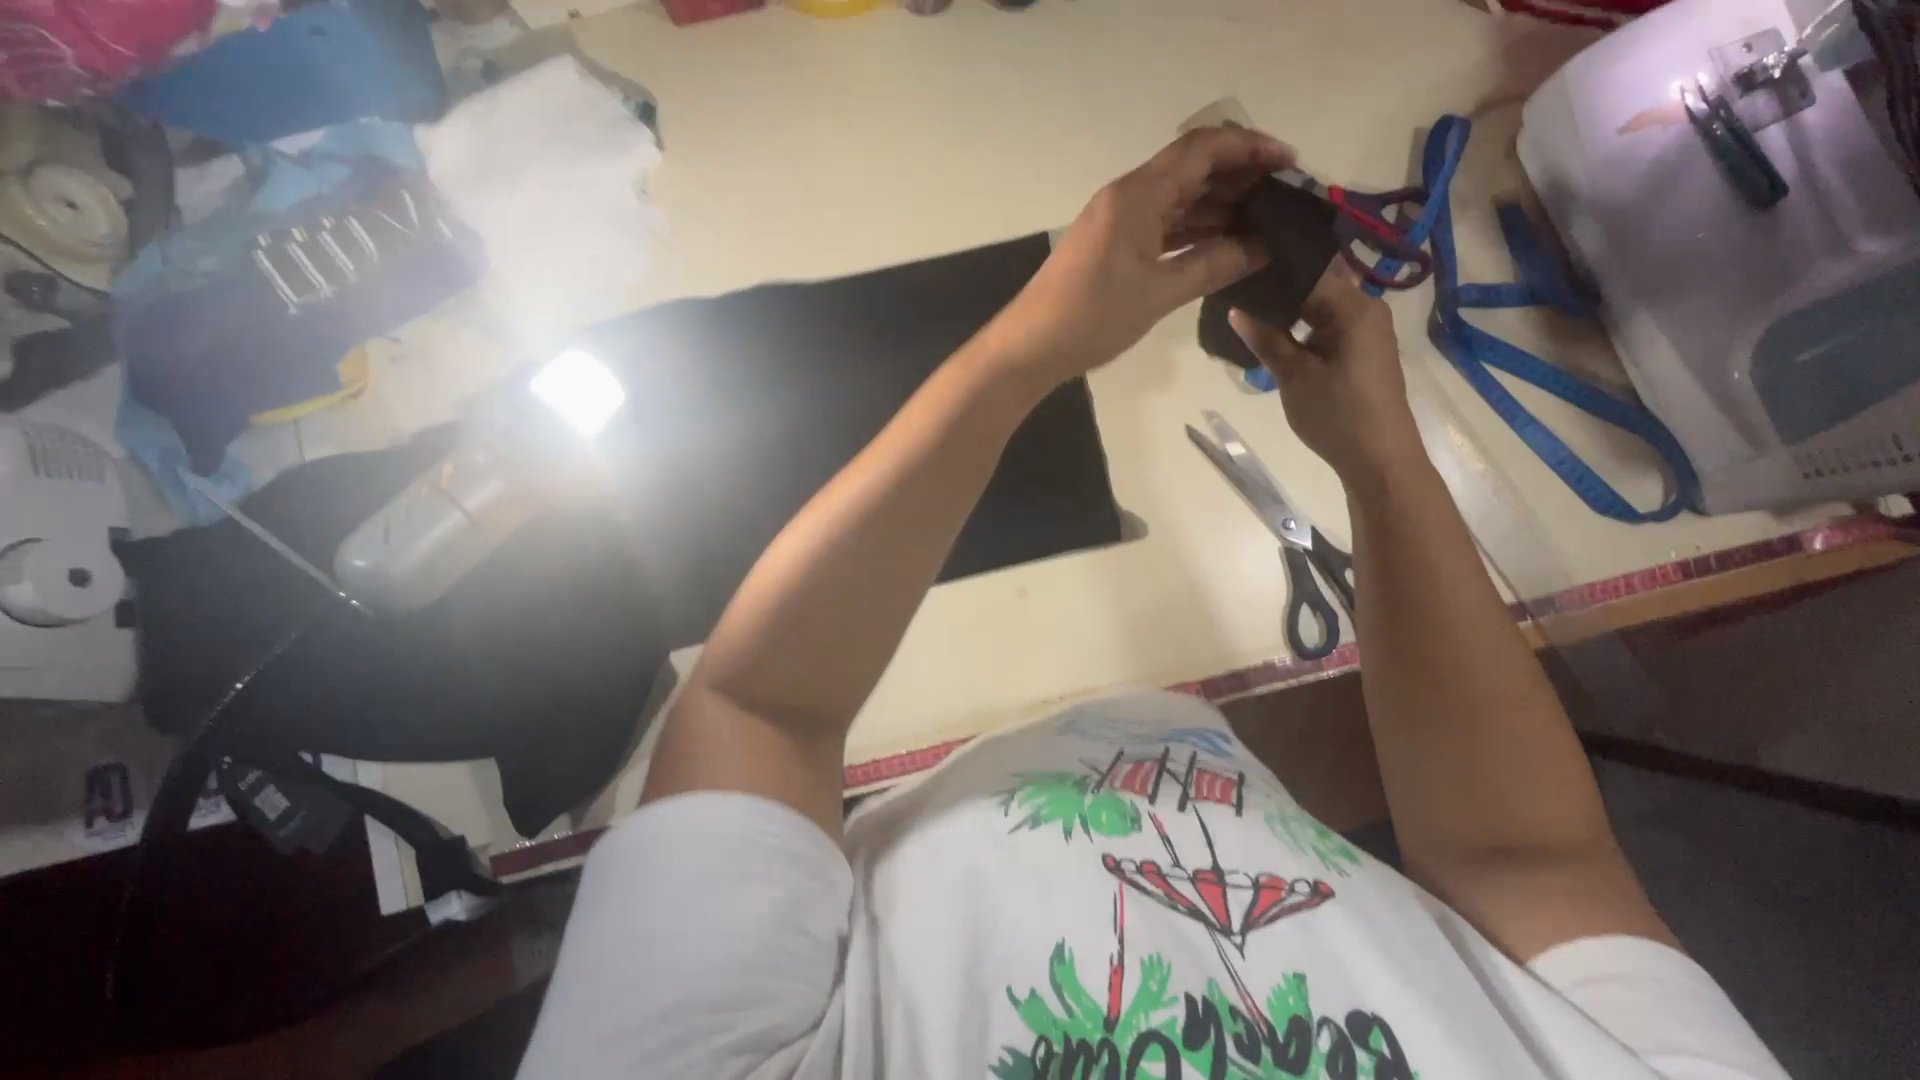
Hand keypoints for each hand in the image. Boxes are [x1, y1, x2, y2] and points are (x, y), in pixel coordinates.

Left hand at [981, 126, 1294, 385]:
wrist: (1031, 347)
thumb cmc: (1092, 318)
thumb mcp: (1159, 293)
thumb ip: (1214, 266)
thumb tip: (1263, 248)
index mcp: (1137, 195)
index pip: (1203, 148)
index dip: (1250, 147)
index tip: (1290, 163)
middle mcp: (1128, 197)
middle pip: (1193, 169)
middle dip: (1241, 177)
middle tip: (1285, 199)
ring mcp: (1119, 221)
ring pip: (1179, 199)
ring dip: (1220, 206)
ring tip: (1266, 224)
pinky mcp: (1114, 245)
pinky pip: (1163, 224)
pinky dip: (1195, 230)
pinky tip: (1227, 245)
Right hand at [1229, 265, 1426, 483]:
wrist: (1380, 457)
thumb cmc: (1338, 414)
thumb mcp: (1294, 376)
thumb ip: (1266, 340)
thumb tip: (1235, 310)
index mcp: (1354, 307)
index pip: (1307, 274)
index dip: (1272, 276)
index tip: (1238, 276)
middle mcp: (1367, 309)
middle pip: (1316, 288)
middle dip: (1279, 295)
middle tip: (1237, 296)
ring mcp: (1368, 330)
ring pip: (1321, 309)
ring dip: (1290, 314)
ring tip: (1250, 316)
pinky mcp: (1364, 350)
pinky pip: (1330, 327)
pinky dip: (1305, 330)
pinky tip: (1278, 339)